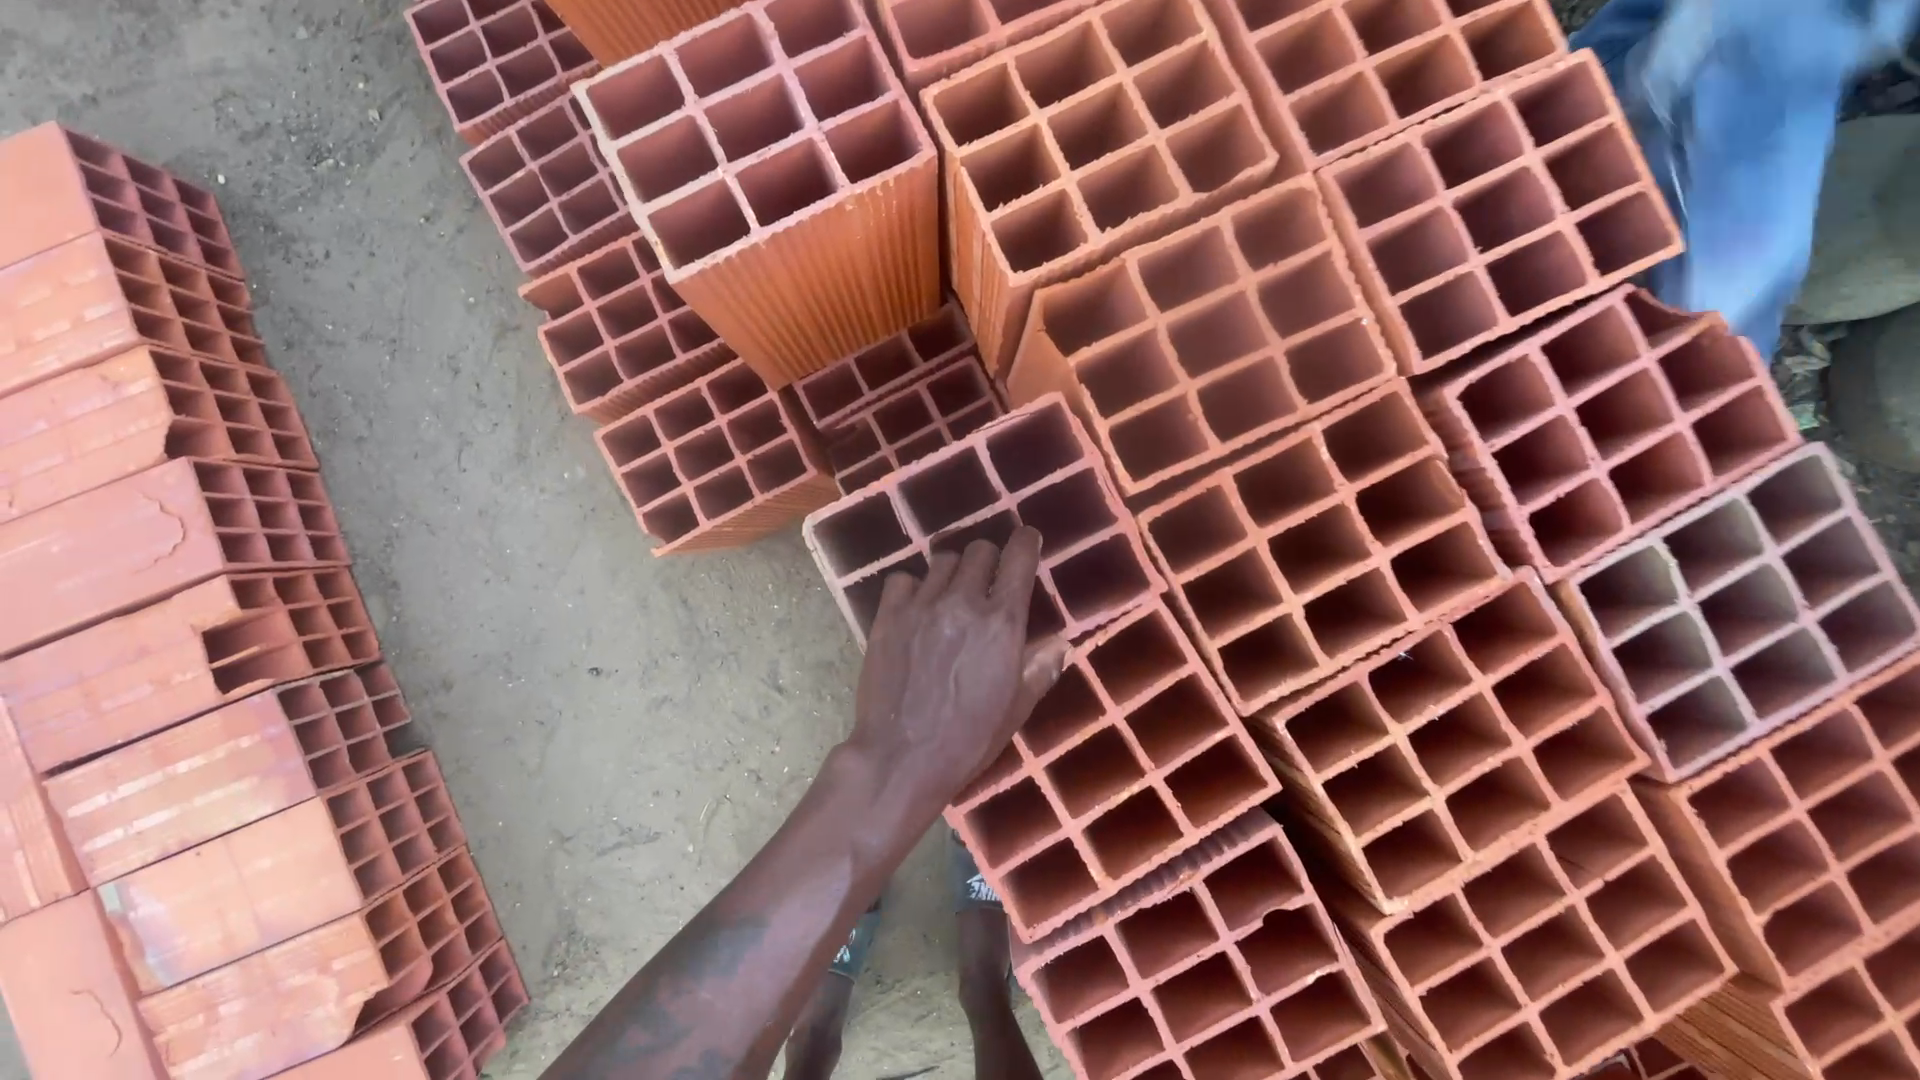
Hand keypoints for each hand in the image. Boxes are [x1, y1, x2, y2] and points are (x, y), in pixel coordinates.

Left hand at [850, 527, 1067, 813]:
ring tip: (951, 596)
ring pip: (942, 561)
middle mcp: (963, 602)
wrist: (901, 757)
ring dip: (953, 572)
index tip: (1028, 541)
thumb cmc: (968, 740)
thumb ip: (1040, 669)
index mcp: (1002, 623)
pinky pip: (903, 579)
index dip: (1026, 542)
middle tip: (987, 582)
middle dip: (989, 560)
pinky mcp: (888, 616)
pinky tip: (916, 609)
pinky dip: (913, 587)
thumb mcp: (1016, 709)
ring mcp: (921, 606)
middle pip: (980, 550)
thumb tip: (1060, 643)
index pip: (1019, 558)